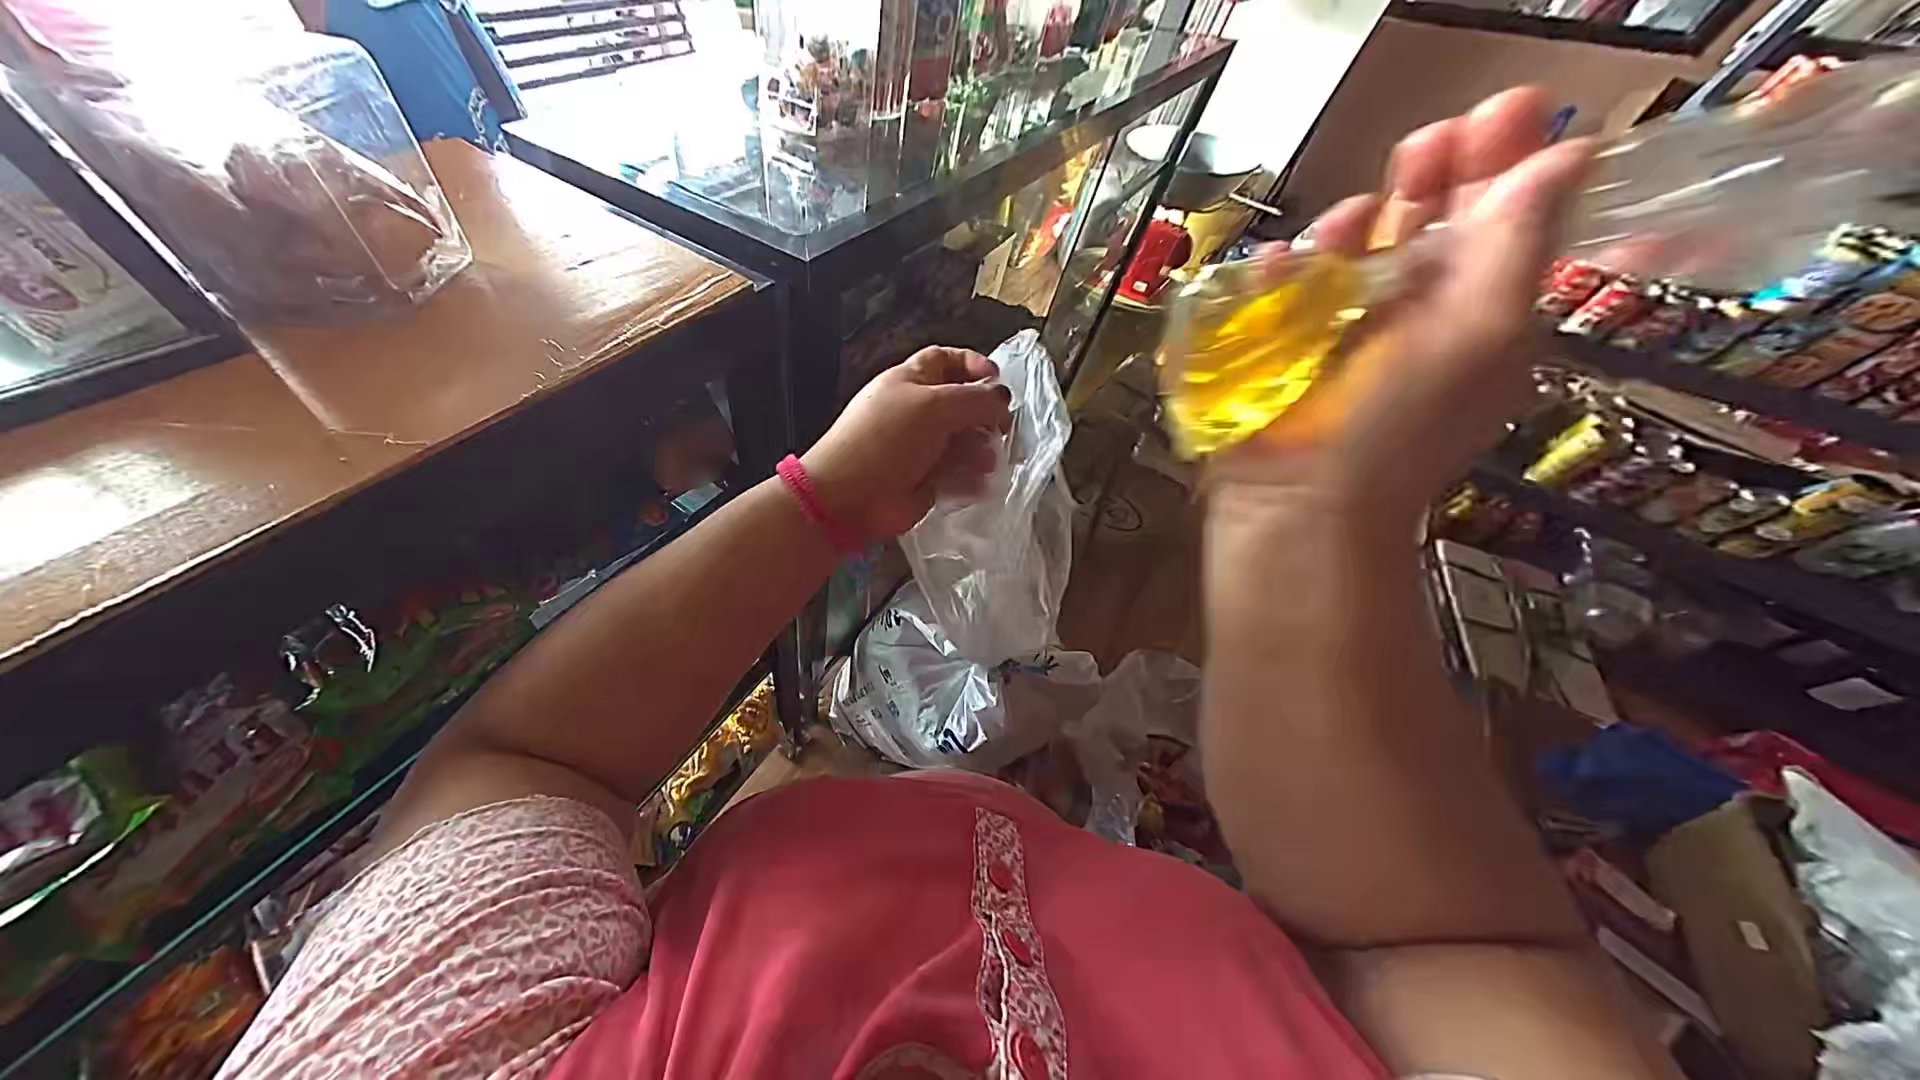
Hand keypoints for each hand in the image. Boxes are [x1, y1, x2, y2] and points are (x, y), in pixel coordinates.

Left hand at [803, 346, 1012, 542]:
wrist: (850, 496)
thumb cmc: (887, 439)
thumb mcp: (934, 406)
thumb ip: (975, 398)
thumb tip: (1003, 398)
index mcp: (911, 382)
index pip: (946, 361)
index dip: (973, 365)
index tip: (997, 380)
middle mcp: (917, 412)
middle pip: (962, 405)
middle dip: (985, 415)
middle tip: (1002, 429)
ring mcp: (922, 448)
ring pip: (964, 442)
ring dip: (981, 450)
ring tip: (988, 462)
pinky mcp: (927, 480)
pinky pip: (958, 475)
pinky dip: (972, 479)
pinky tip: (981, 485)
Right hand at [1213, 88, 1593, 526]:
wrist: (1298, 502)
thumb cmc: (1394, 428)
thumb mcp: (1479, 337)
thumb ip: (1516, 245)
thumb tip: (1561, 156)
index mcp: (1473, 312)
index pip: (1495, 220)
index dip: (1501, 163)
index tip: (1498, 114)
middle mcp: (1409, 314)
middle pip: (1420, 224)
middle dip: (1424, 178)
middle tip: (1424, 145)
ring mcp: (1336, 330)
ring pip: (1345, 251)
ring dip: (1348, 225)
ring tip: (1343, 225)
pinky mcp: (1276, 344)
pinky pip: (1279, 287)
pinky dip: (1280, 270)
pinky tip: (1279, 266)